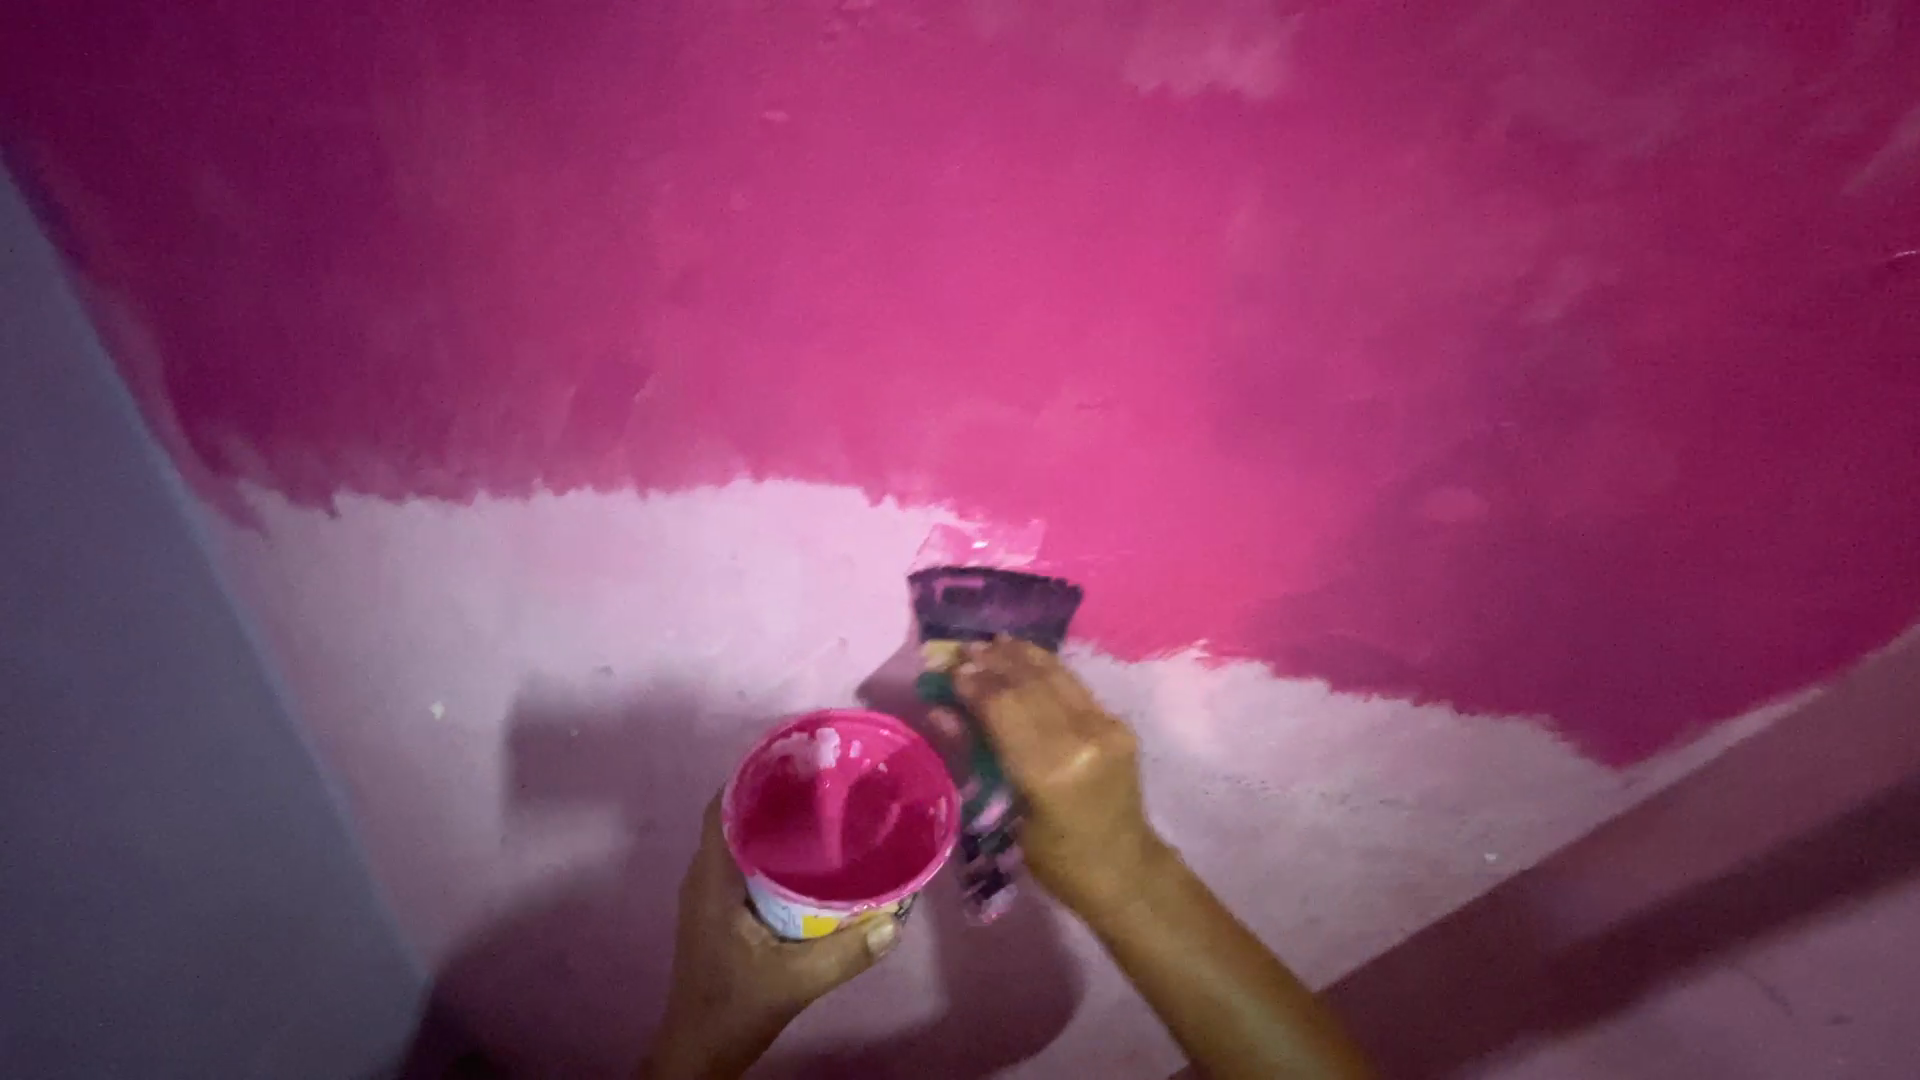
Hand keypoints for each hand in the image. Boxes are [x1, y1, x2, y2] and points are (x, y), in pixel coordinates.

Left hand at [642, 795, 900, 1079]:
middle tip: (823, 776)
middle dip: (774, 790)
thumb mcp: (794, 982)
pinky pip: (744, 856)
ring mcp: (709, 892)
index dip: (753, 774)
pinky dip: (771, 842)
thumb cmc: (734, 1008)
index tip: (797, 758)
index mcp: (712, 878)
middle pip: (734, 813)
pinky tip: (809, 850)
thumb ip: (844, 953)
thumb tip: (895, 920)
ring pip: (739, 834)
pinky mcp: (720, 907)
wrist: (697, 1055)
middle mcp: (705, 875)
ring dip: (773, 816)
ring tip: (821, 803)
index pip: (723, 805)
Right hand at [950, 639, 1168, 916]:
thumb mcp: (1008, 813)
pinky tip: (1022, 653)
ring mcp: (1104, 725)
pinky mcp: (1117, 721)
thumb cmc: (1056, 859)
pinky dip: (1044, 665)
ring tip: (988, 643)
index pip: (1003, 709)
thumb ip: (979, 754)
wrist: (1125, 869)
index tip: (948, 669)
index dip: (973, 685)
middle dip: (991, 664)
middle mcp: (1081, 738)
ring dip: (1017, 655)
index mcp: (1049, 772)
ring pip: (1052, 675)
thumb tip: (941, 710)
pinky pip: (1073, 683)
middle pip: (1027, 685)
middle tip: (961, 651)